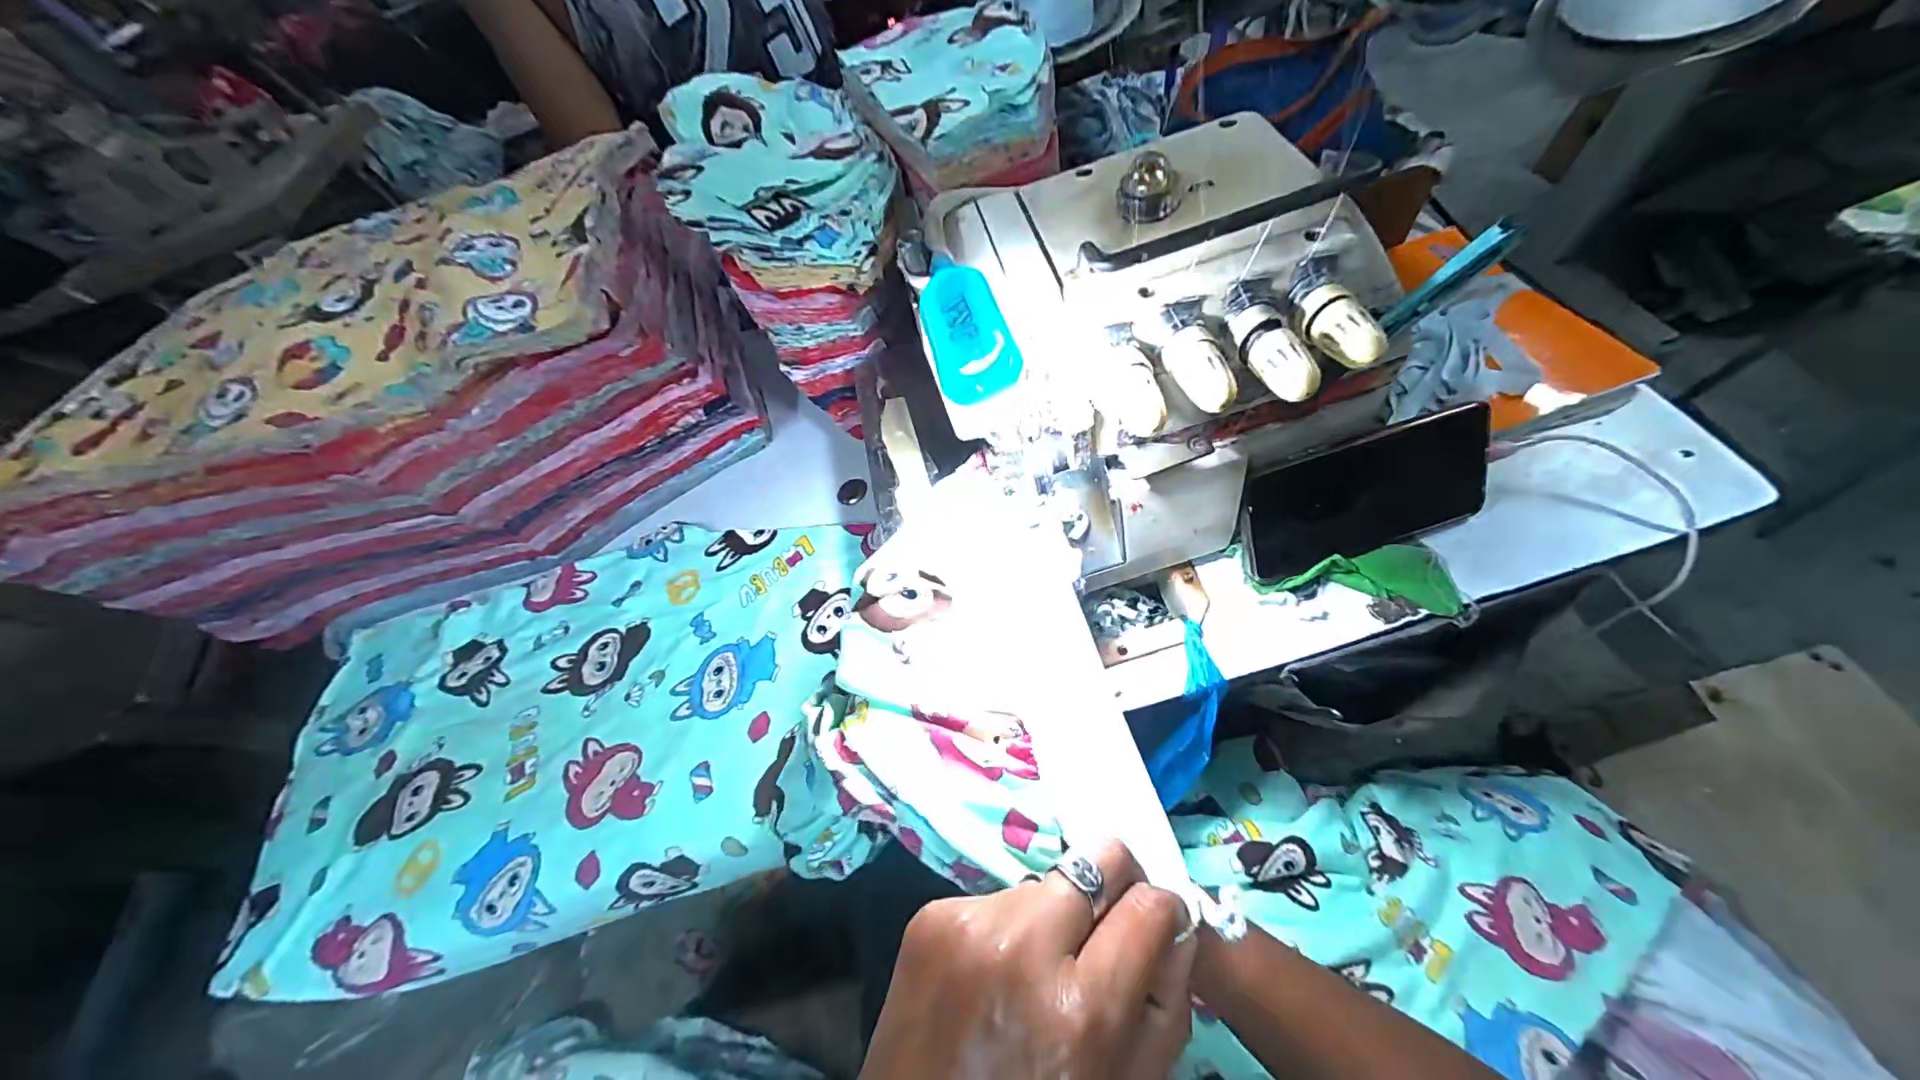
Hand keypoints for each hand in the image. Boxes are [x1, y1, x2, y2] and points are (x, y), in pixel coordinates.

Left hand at [861, 840, 1196, 1079]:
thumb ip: (1166, 1000)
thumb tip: (1177, 916)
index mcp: (1083, 1008)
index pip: (1149, 903)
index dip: (1159, 908)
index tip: (1152, 920)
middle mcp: (1023, 948)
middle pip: (1095, 861)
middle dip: (1110, 885)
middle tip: (1099, 924)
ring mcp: (970, 925)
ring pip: (1043, 881)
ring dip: (1050, 913)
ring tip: (1033, 966)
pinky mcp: (931, 917)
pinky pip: (994, 897)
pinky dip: (1004, 924)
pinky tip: (990, 969)